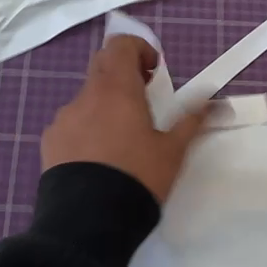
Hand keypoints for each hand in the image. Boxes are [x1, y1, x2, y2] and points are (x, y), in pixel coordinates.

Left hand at [39, 34, 209, 203]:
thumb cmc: (138, 178)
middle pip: (102, 64)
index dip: (139, 50)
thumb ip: (192, 121)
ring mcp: (64, 118)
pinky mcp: (50, 141)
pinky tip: (97, 159)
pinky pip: (71, 123)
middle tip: (142, 98)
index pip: (121, 45)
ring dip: (105, 104)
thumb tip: (216, 102)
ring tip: (121, 139)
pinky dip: (86, 128)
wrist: (88, 221)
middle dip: (123, 73)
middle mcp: (86, 96)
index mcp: (118, 89)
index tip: (154, 72)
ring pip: (86, 97)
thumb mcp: (172, 151)